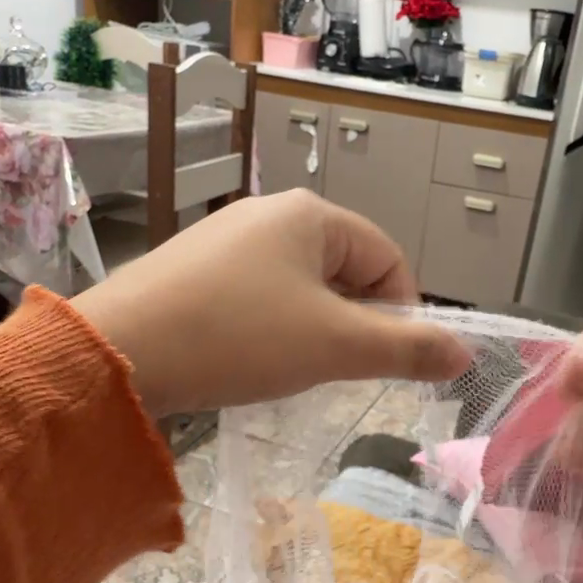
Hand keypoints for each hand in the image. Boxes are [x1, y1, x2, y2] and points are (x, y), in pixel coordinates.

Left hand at [72, 190, 470, 416]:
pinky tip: (249, 357)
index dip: (400, 314)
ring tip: (289, 367)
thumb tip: (464, 354)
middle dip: (352, 323)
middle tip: (334, 369)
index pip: (387, 259)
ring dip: (312, 329)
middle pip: (345, 270)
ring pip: (300, 286)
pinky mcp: (194, 268)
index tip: (384, 362)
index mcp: (311, 214)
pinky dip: (271, 327)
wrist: (119, 351)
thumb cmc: (239, 337)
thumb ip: (407, 349)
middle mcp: (270, 213)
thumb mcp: (336, 347)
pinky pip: (258, 294)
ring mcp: (226, 238)